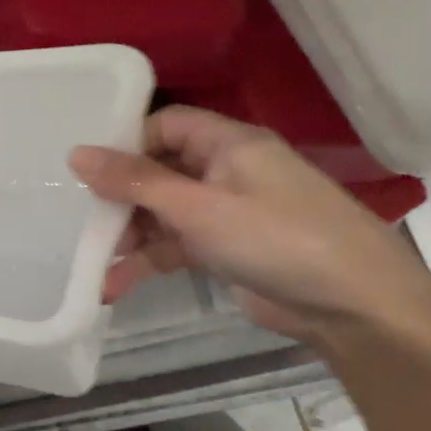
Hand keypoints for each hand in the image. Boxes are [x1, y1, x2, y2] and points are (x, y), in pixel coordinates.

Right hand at [69, 107, 430, 345]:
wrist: (354, 305)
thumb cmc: (277, 239)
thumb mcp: (198, 207)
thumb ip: (135, 181)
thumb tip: (76, 153)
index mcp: (230, 145)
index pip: (166, 125)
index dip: (126, 141)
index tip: (84, 168)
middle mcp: (226, 171)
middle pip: (156, 171)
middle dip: (117, 198)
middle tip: (80, 219)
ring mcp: (225, 212)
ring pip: (159, 214)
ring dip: (125, 237)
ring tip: (92, 261)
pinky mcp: (224, 249)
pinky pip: (171, 247)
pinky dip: (143, 264)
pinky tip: (111, 286)